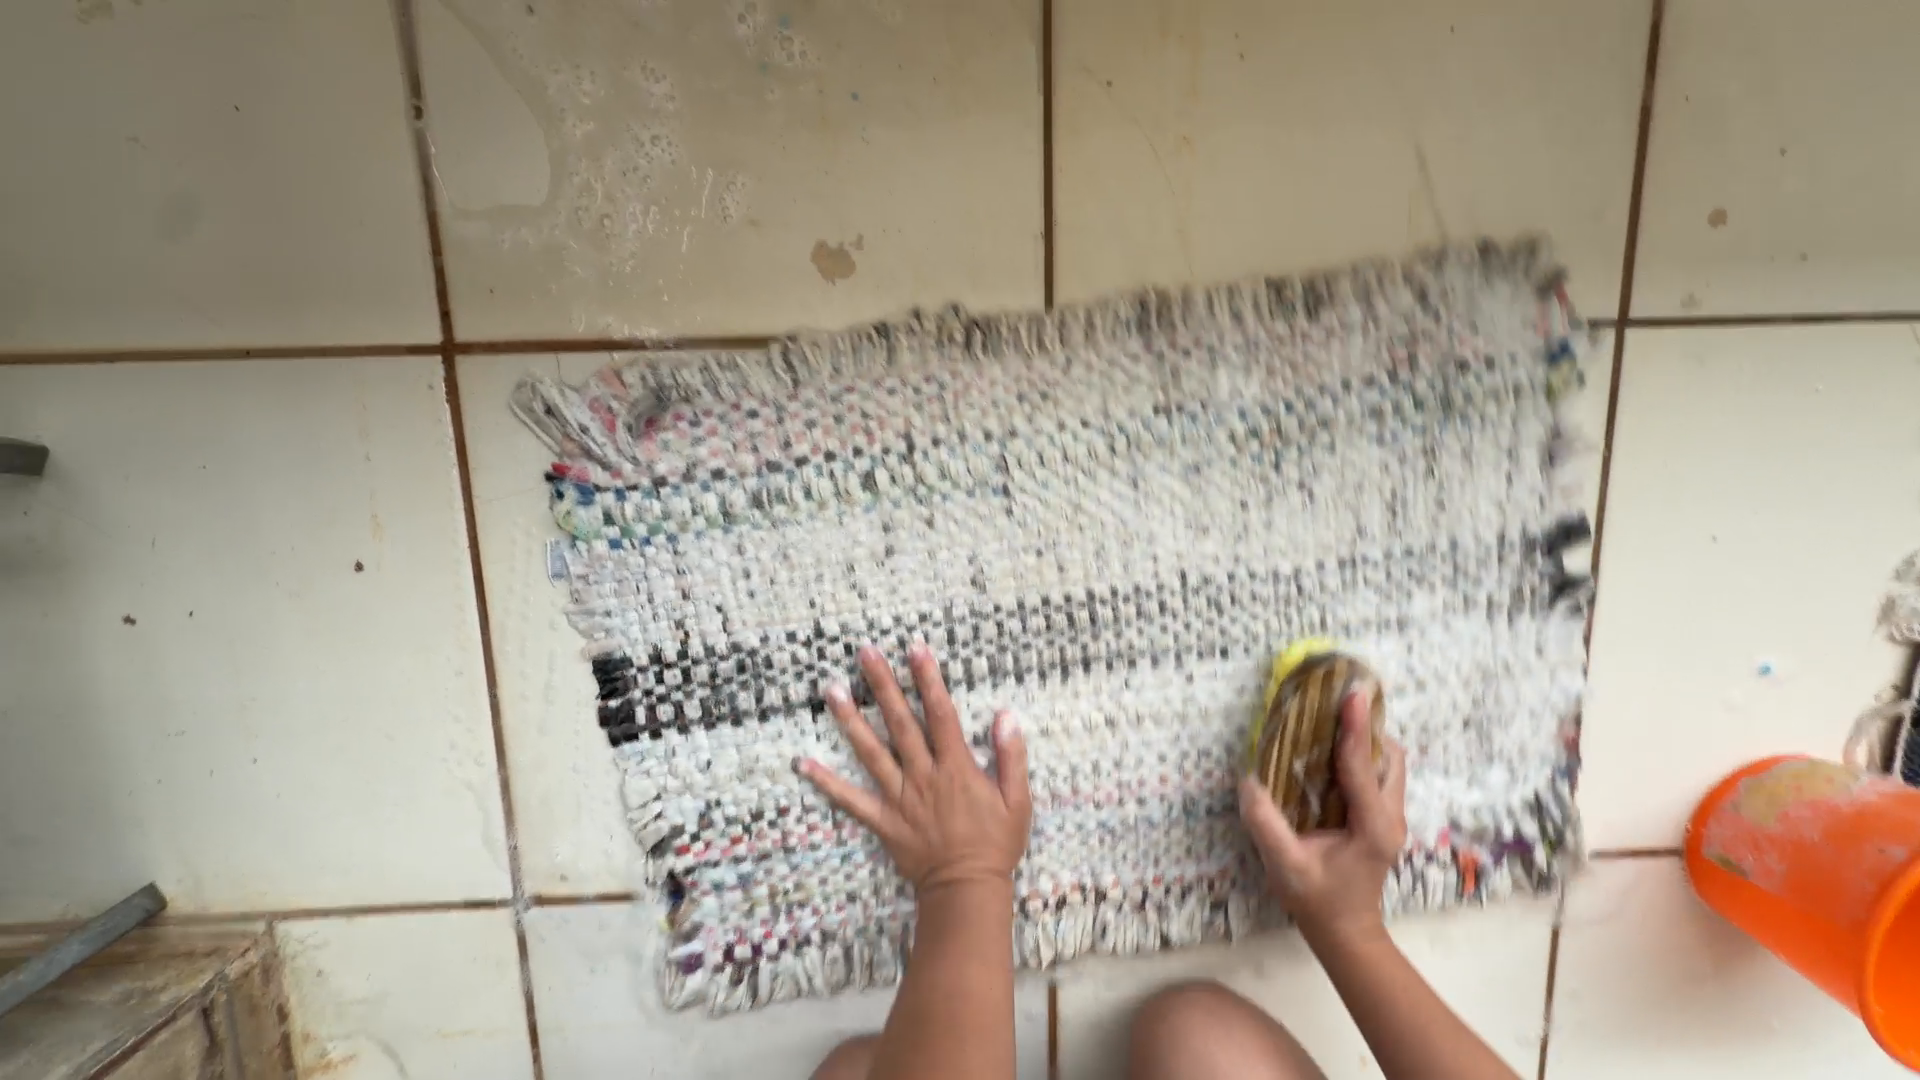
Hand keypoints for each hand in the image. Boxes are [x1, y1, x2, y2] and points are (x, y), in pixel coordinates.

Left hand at [798, 643, 1032, 893]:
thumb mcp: (1018, 800)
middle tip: (865, 653)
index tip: (915, 648)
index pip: (940, 714)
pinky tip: (802, 764)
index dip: (928, 679)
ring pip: (871, 752)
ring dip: (851, 720)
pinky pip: (850, 800)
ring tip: (832, 689)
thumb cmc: (995, 844)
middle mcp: (923, 776)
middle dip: (883, 685)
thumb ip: (1011, 756)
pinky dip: (826, 782)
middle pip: (900, 723)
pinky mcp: (883, 820)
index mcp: (956, 768)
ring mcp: (899, 797)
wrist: (966, 891)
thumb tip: (1005, 715)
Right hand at [1239, 690, 1407, 944]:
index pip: (1362, 766)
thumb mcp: (1286, 866)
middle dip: (1367, 727)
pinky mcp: (1382, 819)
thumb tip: (1248, 781)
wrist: (1346, 933)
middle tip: (1336, 703)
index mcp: (1372, 826)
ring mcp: (1391, 818)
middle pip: (1389, 758)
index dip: (1355, 728)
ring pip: (1389, 765)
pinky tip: (1334, 749)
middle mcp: (1390, 817)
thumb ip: (1266, 824)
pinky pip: (1379, 774)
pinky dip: (1362, 753)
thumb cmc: (1317, 901)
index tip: (1351, 695)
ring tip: (1334, 720)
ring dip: (1367, 739)